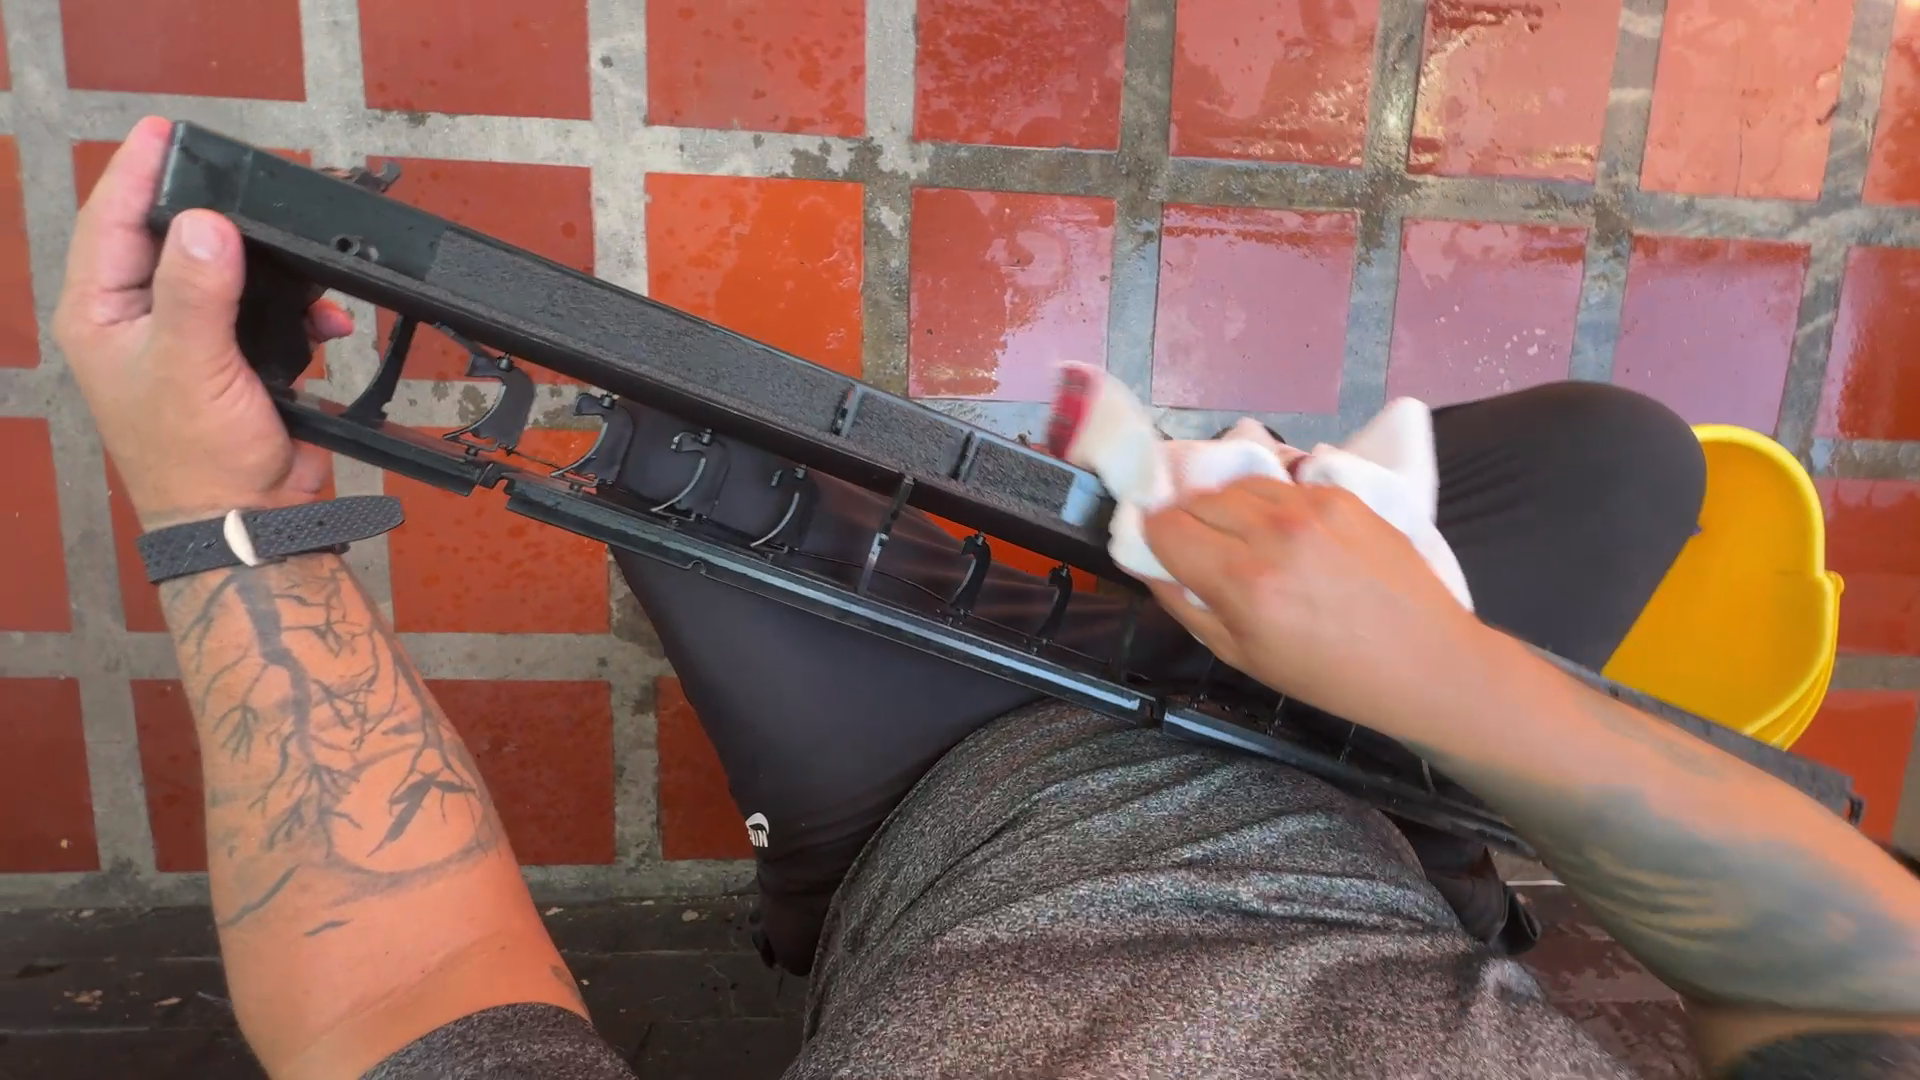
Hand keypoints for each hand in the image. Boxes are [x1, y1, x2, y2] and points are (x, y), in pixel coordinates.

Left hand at [51, 116, 352, 529]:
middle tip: (254, 189)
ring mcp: (197, 341)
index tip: (173, 135)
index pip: (116, 224)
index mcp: (105, 311)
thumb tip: (205, 223)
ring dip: (275, 273)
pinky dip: (305, 317)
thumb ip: (197, 292)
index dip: (143, 175)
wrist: (247, 511)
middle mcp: (145, 318)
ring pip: (231, 280)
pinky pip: (272, 320)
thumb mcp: (192, 365)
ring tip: (308, 267)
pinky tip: (330, 325)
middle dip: (218, 217)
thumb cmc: (197, 450)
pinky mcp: (245, 363)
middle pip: (175, 244)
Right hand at [1141, 477, 1487, 727]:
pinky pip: (1281, 483)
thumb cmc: (1324, 673)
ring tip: (1243, 535)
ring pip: (1236, 484)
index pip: (1165, 526)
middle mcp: (1272, 532)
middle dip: (1186, 520)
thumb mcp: (1238, 654)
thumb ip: (1182, 603)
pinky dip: (1268, 502)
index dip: (1153, 535)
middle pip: (1195, 499)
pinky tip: (1285, 531)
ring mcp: (1310, 506)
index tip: (1160, 547)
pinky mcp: (1341, 495)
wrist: (1424, 662)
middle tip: (1202, 548)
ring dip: (1225, 506)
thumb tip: (1147, 564)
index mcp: (1241, 581)